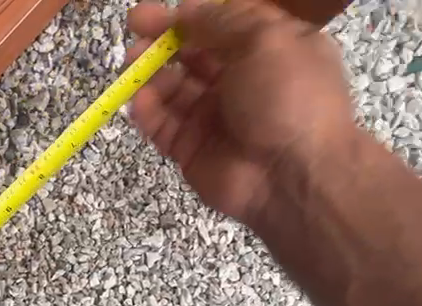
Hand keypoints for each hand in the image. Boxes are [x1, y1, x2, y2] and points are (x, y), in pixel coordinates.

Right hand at [126, 0, 356, 222]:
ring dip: (150, 77)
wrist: (290, 174)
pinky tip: (138, 101)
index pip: (218, 24)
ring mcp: (212, 117)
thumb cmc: (289, 96)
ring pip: (172, 91)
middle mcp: (237, 80)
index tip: (149, 14)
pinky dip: (149, 113)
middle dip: (161, 45)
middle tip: (133, 38)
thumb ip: (222, 20)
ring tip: (131, 70)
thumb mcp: (266, 38)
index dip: (185, 16)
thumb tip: (186, 10)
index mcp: (265, 47)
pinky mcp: (190, 149)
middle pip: (190, 56)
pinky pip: (163, 126)